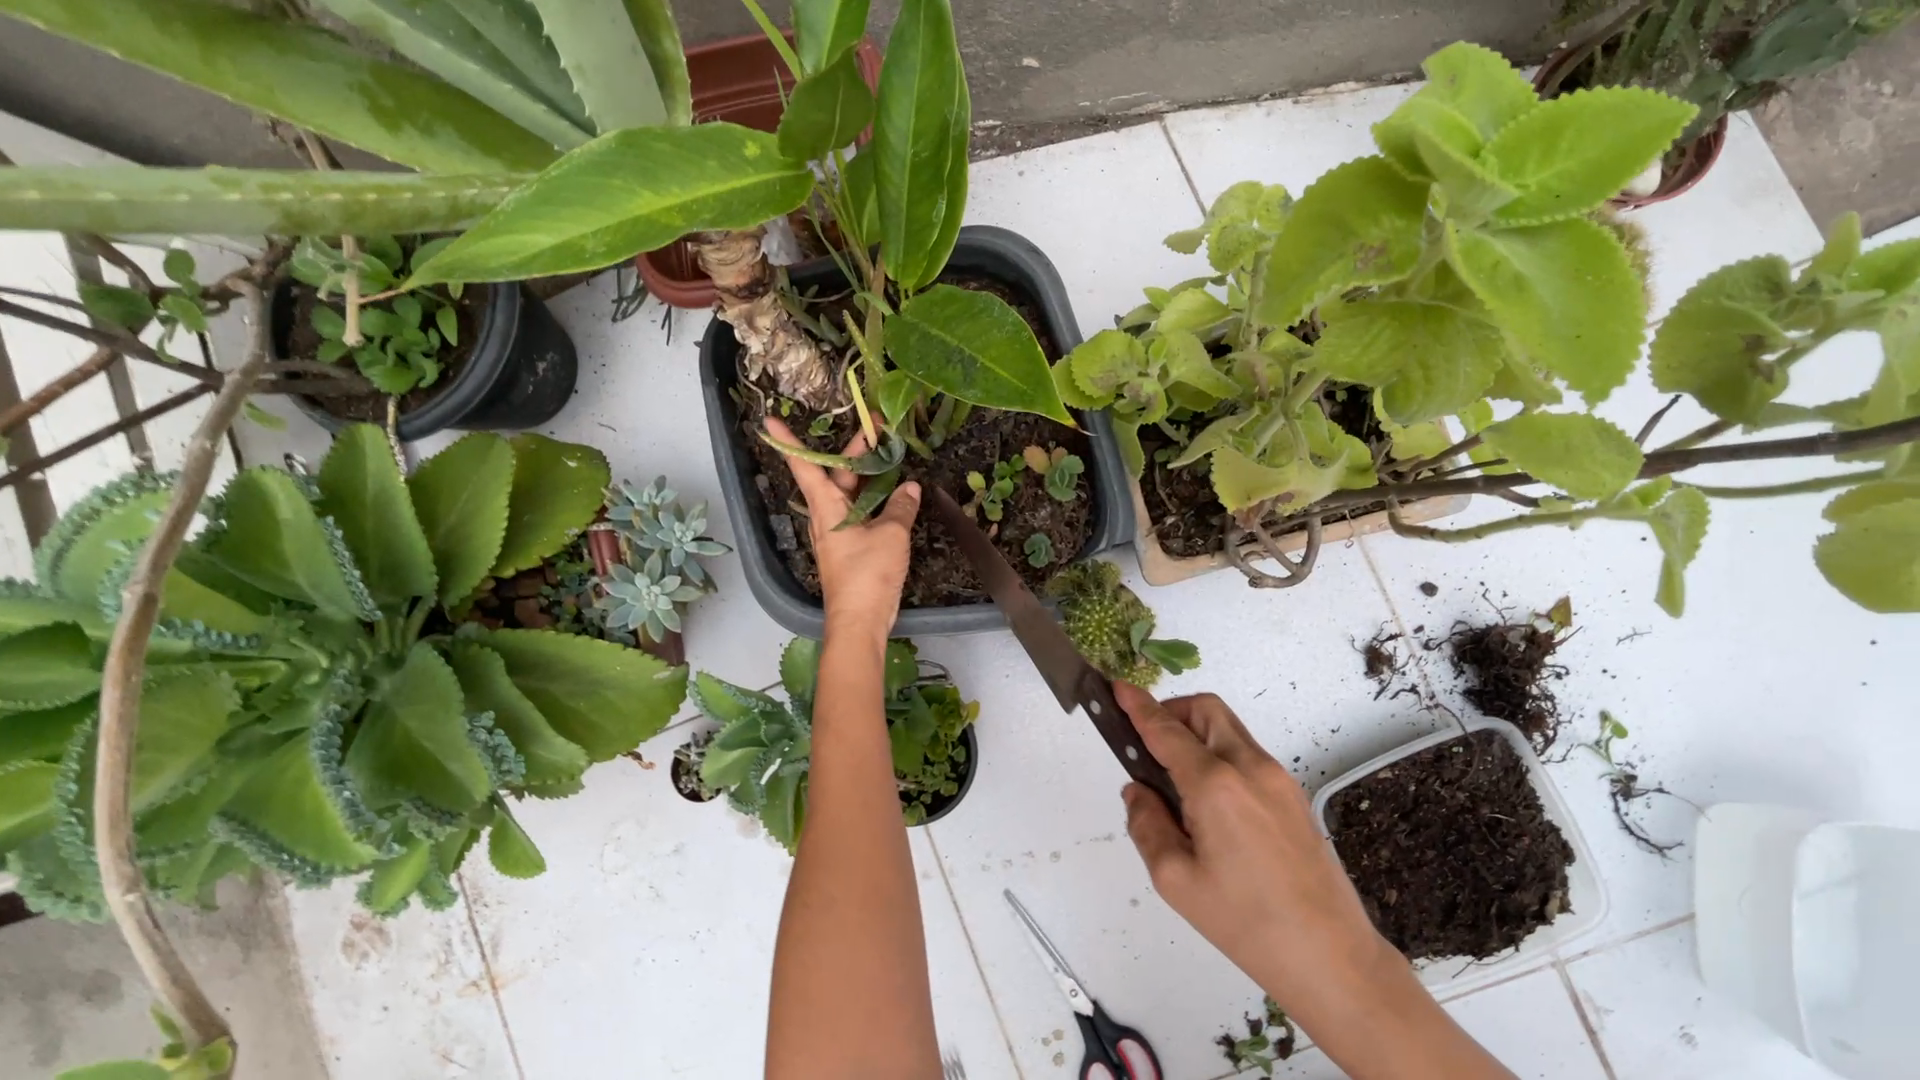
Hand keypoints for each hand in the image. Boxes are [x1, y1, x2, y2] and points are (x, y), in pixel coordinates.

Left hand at [766, 417, 920, 641]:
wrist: (860, 621)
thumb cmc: (867, 575)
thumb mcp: (891, 535)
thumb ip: (900, 507)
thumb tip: (910, 487)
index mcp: (827, 507)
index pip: (804, 467)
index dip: (788, 442)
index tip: (769, 420)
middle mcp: (827, 517)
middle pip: (836, 475)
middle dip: (854, 451)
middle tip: (878, 427)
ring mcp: (839, 534)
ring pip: (850, 495)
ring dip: (867, 475)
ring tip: (890, 454)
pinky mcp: (852, 549)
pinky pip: (861, 514)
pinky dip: (875, 500)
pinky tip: (896, 494)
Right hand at [1114, 683, 1397, 1019]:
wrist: (1330, 956)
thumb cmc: (1246, 923)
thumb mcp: (1175, 879)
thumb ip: (1146, 824)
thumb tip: (1138, 791)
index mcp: (1216, 785)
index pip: (1166, 729)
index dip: (1137, 705)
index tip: (1117, 688)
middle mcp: (1251, 768)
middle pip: (1205, 710)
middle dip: (1171, 712)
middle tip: (1144, 743)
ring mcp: (1279, 780)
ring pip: (1229, 730)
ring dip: (1195, 735)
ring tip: (1174, 784)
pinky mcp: (1294, 797)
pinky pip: (1247, 756)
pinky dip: (1219, 756)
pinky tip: (1208, 805)